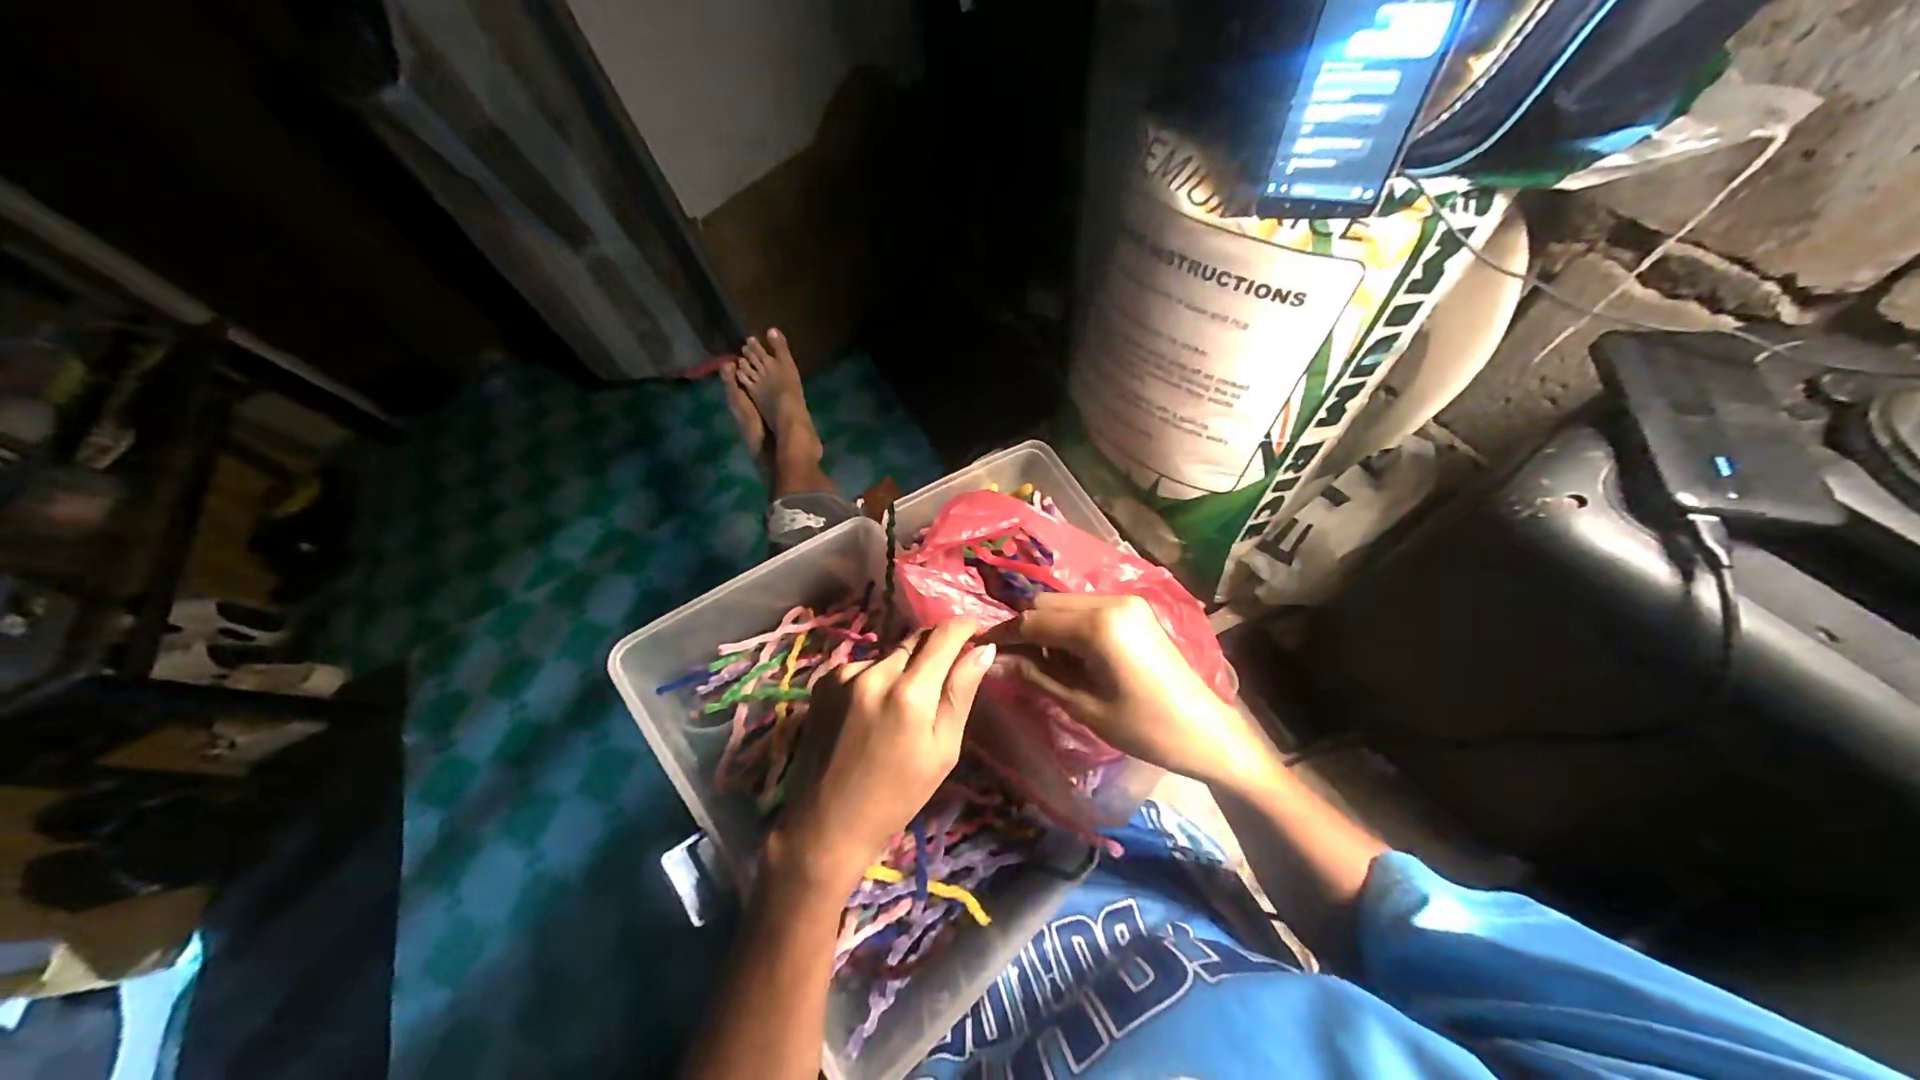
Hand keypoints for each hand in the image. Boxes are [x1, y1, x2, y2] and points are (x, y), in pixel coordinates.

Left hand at [768, 618, 994, 891]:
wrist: (826, 822)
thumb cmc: (898, 796)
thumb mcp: (942, 751)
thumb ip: (960, 693)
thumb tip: (983, 649)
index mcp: (909, 692)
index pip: (944, 635)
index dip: (965, 626)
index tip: (978, 632)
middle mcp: (874, 672)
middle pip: (916, 640)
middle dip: (937, 648)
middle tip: (947, 673)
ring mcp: (844, 674)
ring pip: (889, 653)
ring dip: (905, 665)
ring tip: (906, 704)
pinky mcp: (823, 681)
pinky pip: (863, 666)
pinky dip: (877, 677)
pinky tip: (874, 710)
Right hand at [1004, 594, 1280, 795]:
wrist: (1208, 733)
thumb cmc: (1147, 729)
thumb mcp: (1085, 706)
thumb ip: (1036, 676)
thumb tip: (993, 661)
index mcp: (1099, 625)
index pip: (1033, 621)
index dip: (1002, 634)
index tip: (978, 648)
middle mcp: (1111, 601)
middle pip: (1046, 604)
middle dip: (1022, 628)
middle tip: (1005, 660)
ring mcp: (1126, 601)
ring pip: (1064, 603)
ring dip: (1044, 626)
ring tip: (1035, 662)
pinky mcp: (1135, 609)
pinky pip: (1086, 608)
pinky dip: (1067, 626)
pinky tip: (1065, 654)